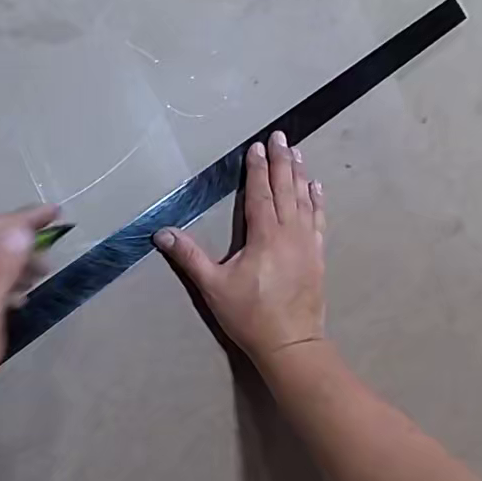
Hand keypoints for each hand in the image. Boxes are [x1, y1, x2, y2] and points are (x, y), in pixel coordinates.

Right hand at [153, 130, 325, 367]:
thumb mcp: (213, 287)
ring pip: (305, 200)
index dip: (257, 168)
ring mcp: (307, 243)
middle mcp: (289, 232)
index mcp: (264, 235)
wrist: (291, 344)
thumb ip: (190, 257)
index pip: (260, 193)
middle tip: (281, 136)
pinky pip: (319, 220)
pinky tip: (317, 188)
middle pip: (285, 188)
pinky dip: (318, 201)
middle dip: (281, 161)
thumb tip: (162, 234)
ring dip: (300, 174)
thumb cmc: (250, 316)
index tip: (257, 147)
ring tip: (298, 153)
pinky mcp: (318, 255)